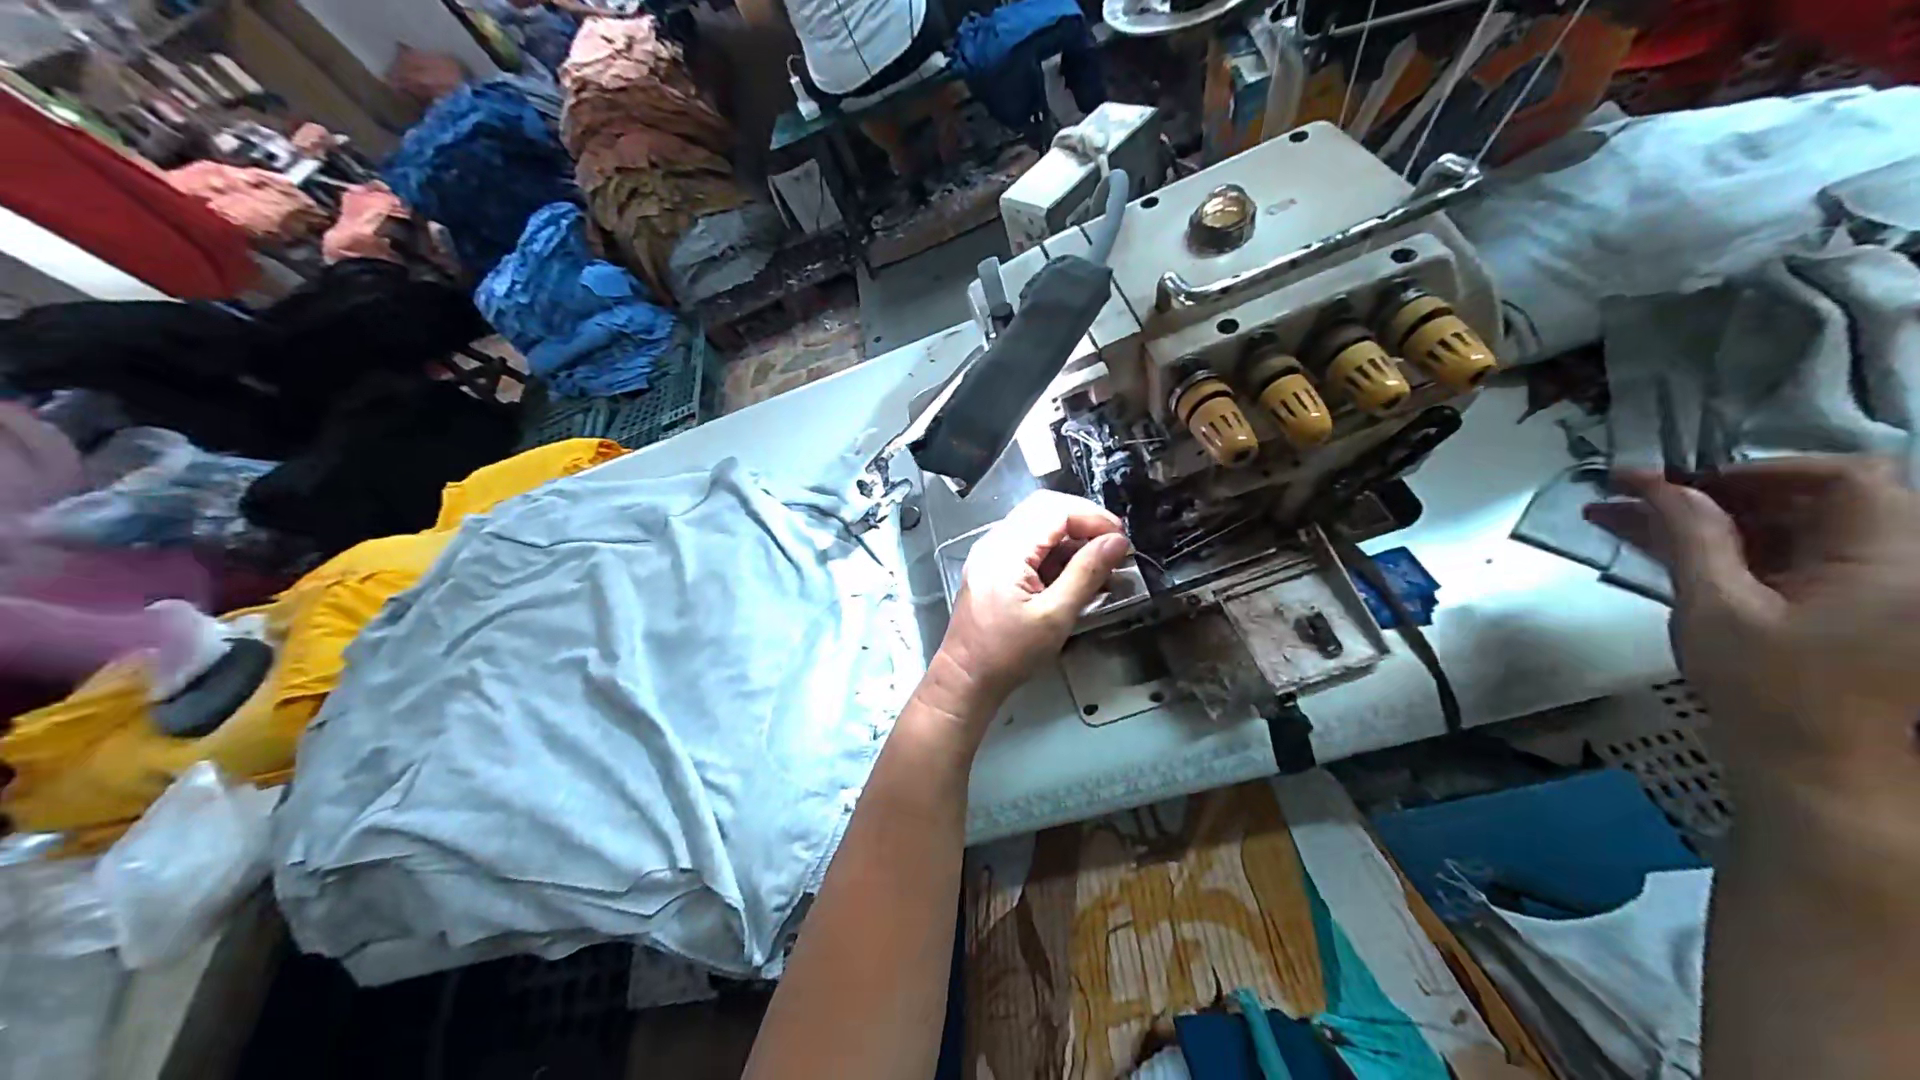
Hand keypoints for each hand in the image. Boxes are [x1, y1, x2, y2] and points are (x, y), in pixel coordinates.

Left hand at [921, 491, 1130, 727]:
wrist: (966, 678)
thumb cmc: (1007, 654)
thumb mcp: (1055, 616)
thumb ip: (1086, 574)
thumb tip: (1116, 542)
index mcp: (1006, 550)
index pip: (1055, 510)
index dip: (1093, 517)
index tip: (1121, 539)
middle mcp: (994, 542)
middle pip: (1045, 509)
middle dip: (1084, 521)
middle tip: (1113, 545)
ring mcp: (991, 553)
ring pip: (1037, 524)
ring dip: (1071, 537)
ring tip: (1100, 563)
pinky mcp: (993, 567)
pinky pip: (1028, 544)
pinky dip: (1055, 552)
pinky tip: (1076, 574)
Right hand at [1585, 459, 1919, 798]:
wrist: (1817, 774)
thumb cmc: (1768, 691)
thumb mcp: (1717, 610)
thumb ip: (1694, 539)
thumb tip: (1663, 486)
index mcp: (1894, 561)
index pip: (1846, 478)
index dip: (1763, 470)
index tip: (1686, 483)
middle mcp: (1904, 565)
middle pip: (1817, 500)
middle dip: (1725, 493)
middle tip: (1645, 497)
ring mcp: (1882, 590)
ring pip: (1796, 529)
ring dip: (1717, 520)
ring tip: (1635, 517)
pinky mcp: (1854, 611)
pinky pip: (1795, 560)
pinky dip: (1734, 549)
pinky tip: (1669, 547)